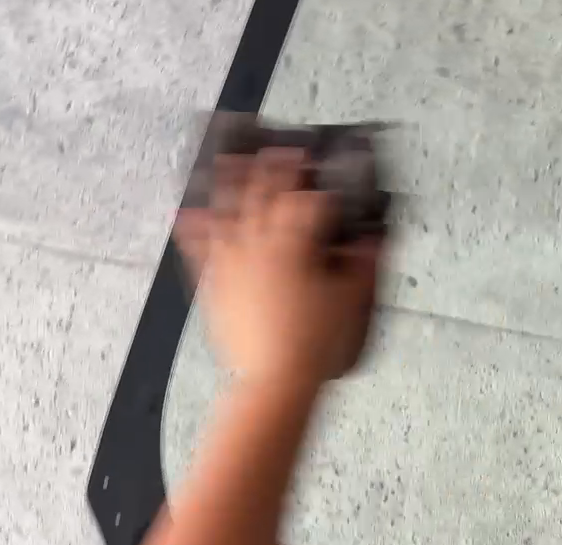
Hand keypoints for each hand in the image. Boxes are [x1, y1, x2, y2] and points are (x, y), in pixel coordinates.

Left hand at [175, 148, 383, 392]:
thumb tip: (372, 242)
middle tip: (282, 148)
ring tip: (231, 156)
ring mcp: (230, 258)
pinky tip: (189, 209)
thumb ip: (361, 265)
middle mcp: (259, 241)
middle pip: (265, 189)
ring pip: (227, 205)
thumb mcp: (350, 303)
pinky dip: (194, 223)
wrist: (276, 378)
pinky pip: (197, 243)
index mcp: (296, 242)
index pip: (309, 199)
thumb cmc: (314, 344)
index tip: (322, 167)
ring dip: (231, 178)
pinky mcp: (213, 280)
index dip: (318, 181)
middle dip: (276, 164)